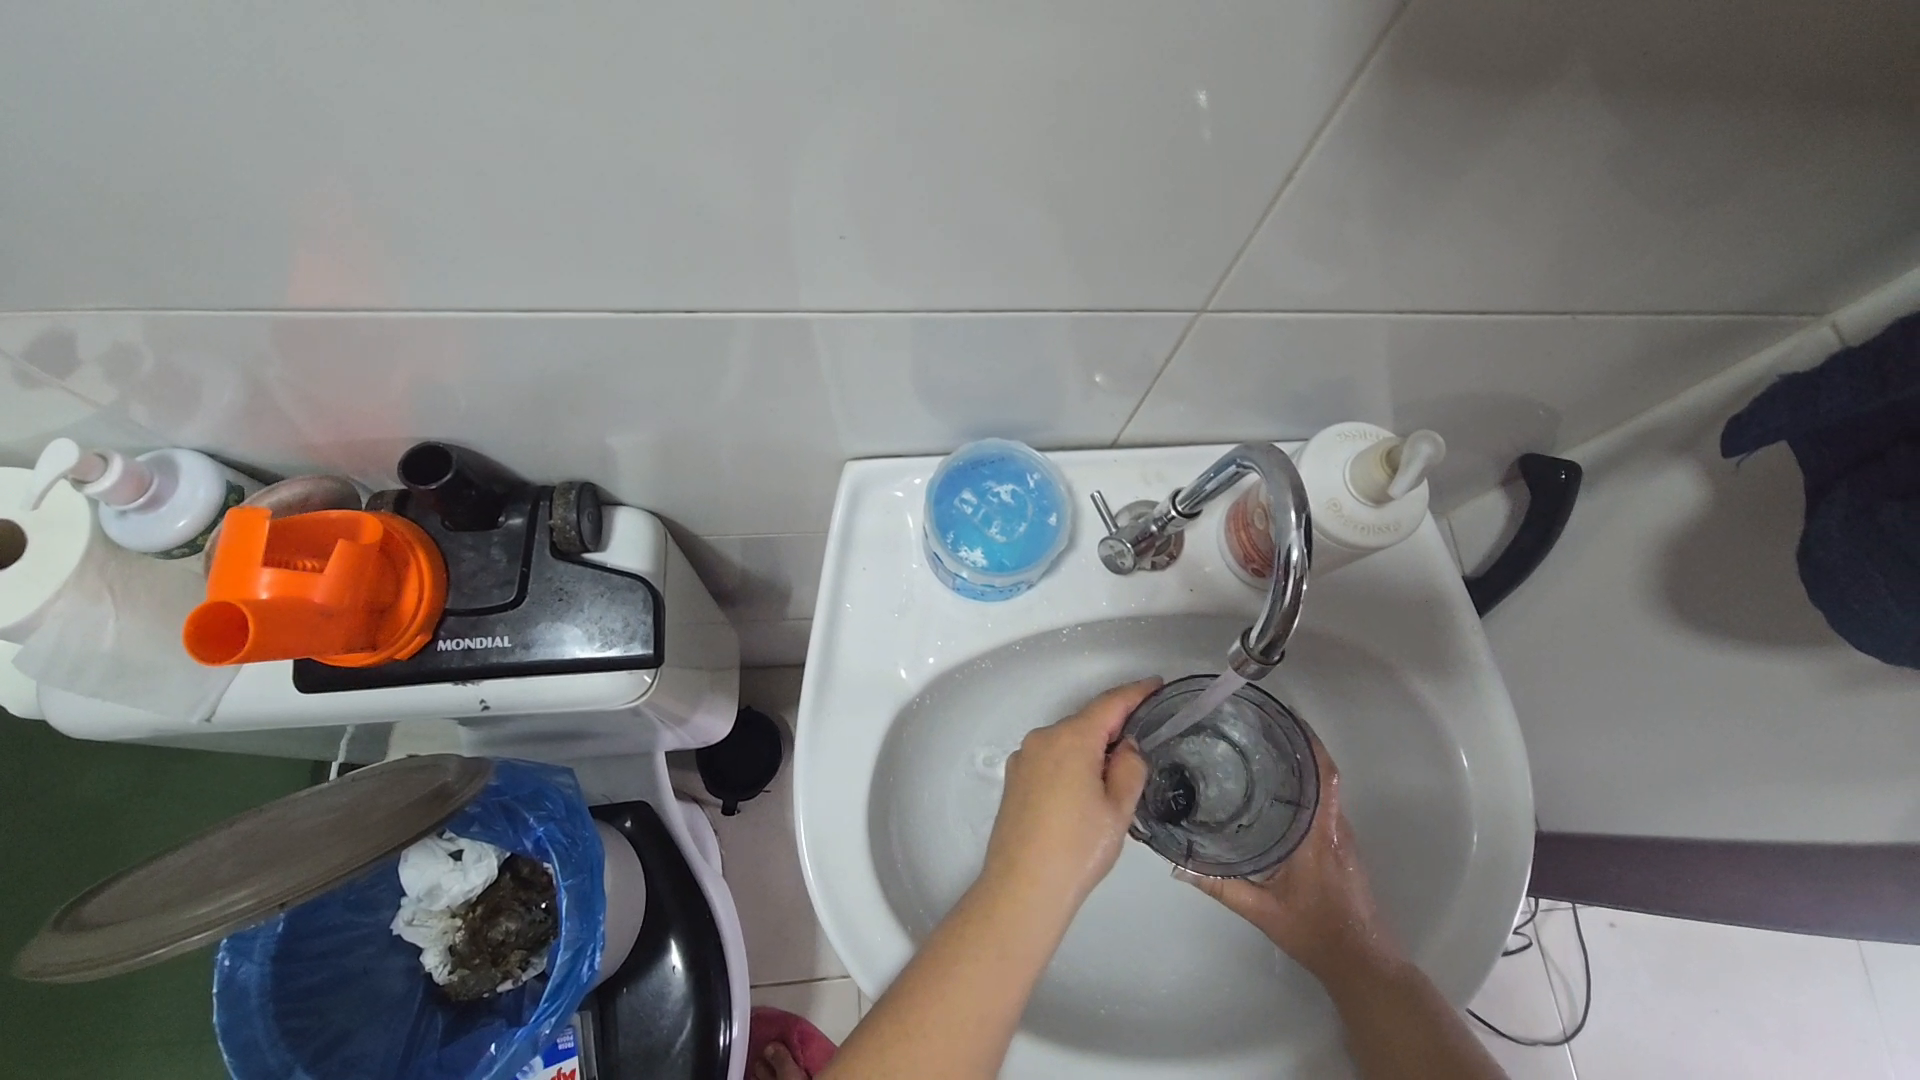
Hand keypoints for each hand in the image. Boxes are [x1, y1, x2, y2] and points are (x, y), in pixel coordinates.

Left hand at [981, 679, 1158, 913]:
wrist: (1023, 888)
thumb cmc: (1077, 848)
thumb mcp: (1118, 808)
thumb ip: (1130, 767)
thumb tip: (1126, 747)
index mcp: (1071, 739)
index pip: (1110, 703)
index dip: (1136, 692)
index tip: (1157, 685)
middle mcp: (1042, 739)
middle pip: (1086, 722)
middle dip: (1115, 727)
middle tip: (1146, 742)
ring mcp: (1023, 759)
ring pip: (1067, 742)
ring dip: (1092, 748)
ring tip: (1117, 776)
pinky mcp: (1014, 780)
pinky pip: (1051, 759)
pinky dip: (1072, 763)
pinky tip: (1084, 791)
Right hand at [1180, 736, 1396, 982]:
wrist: (1362, 962)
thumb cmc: (1317, 932)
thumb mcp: (1261, 911)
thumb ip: (1220, 885)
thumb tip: (1179, 864)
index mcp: (1319, 834)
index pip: (1323, 776)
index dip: (1310, 743)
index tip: (1286, 718)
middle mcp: (1334, 828)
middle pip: (1323, 775)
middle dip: (1296, 747)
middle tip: (1257, 729)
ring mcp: (1340, 838)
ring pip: (1322, 791)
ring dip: (1299, 768)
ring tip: (1258, 753)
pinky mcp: (1339, 849)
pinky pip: (1321, 807)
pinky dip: (1301, 790)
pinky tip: (1272, 794)